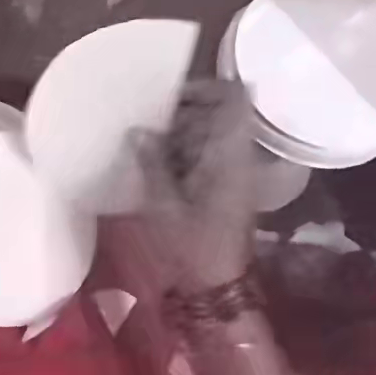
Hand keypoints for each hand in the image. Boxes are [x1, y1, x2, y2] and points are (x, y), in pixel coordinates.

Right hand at [104, 80, 257, 298]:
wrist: (217, 286)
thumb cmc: (192, 246)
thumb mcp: (164, 205)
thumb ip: (152, 163)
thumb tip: (137, 130)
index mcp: (230, 157)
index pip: (234, 100)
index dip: (206, 88)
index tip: (169, 93)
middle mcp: (239, 158)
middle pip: (221, 114)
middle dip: (185, 109)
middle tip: (146, 117)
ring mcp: (234, 173)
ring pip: (213, 133)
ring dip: (182, 130)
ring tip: (145, 137)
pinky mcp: (226, 187)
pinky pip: (208, 153)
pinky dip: (184, 149)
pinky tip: (155, 160)